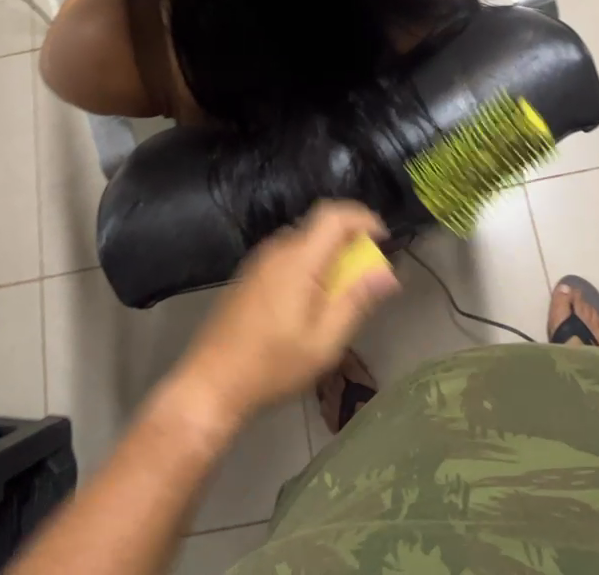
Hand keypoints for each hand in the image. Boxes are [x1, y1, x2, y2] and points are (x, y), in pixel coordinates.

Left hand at [172, 202, 399, 430]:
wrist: (211, 382)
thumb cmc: (272, 366)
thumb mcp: (324, 342)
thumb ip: (356, 301)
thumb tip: (387, 272)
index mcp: (298, 260)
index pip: (334, 214)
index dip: (363, 218)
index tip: (384, 240)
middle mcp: (276, 250)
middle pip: (320, 226)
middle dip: (350, 241)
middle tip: (366, 275)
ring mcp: (258, 261)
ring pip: (304, 241)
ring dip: (329, 255)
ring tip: (341, 293)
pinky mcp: (249, 275)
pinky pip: (288, 255)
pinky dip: (309, 265)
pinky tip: (310, 302)